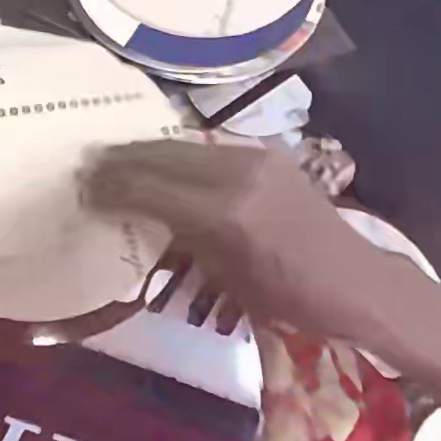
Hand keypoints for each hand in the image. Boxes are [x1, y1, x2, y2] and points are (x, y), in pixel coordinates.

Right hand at [80, 139, 410, 342]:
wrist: (356, 279)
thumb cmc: (290, 295)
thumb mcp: (225, 275)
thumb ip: (180, 233)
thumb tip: (136, 208)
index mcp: (226, 214)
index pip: (152, 191)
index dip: (113, 188)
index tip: (84, 187)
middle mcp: (237, 174)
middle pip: (161, 157)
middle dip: (120, 161)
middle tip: (88, 164)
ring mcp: (252, 156)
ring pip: (181, 144)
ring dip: (143, 150)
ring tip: (113, 155)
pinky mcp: (263, 150)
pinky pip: (205, 145)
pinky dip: (173, 150)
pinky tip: (156, 155)